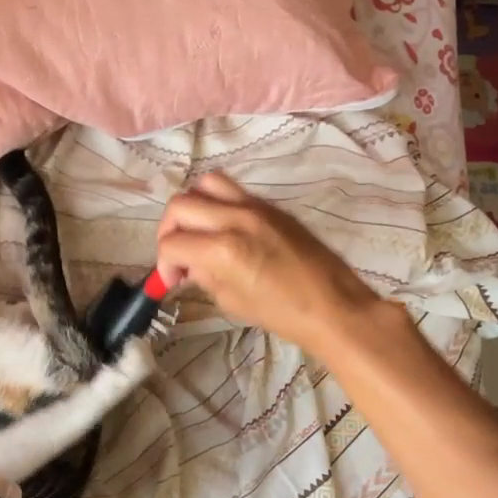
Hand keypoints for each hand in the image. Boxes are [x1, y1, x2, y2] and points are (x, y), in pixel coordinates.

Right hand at [155, 173, 384, 353]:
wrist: (333, 306)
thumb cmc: (282, 314)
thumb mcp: (231, 302)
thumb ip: (204, 277)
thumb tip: (188, 266)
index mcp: (223, 250)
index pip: (172, 243)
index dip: (163, 263)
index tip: (172, 280)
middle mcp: (235, 219)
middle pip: (180, 205)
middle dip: (169, 230)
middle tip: (178, 255)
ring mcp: (255, 207)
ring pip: (205, 184)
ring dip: (192, 207)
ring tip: (198, 232)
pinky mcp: (272, 206)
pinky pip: (232, 190)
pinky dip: (216, 204)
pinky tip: (223, 230)